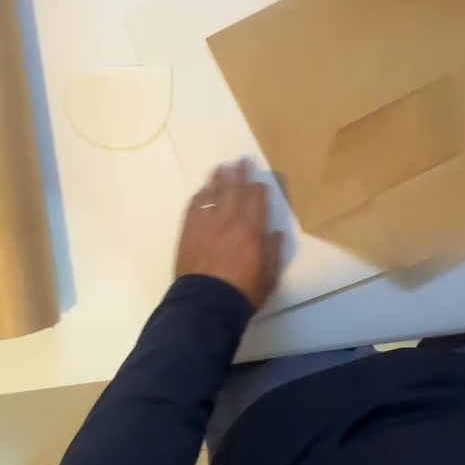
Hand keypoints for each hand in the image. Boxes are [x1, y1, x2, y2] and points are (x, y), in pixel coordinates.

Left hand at [175, 159, 284, 310]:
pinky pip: (194, 206)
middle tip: (242, 161)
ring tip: (222, 167)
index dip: (262, 186)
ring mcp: (206, 222)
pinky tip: (203, 190)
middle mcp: (229, 219)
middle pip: (235, 189)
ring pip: (213, 193)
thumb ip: (273, 250)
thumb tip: (276, 232)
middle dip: (240, 173)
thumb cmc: (243, 291)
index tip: (264, 178)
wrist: (206, 303)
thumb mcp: (269, 274)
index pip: (258, 198)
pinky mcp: (189, 230)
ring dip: (219, 178)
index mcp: (252, 228)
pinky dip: (200, 195)